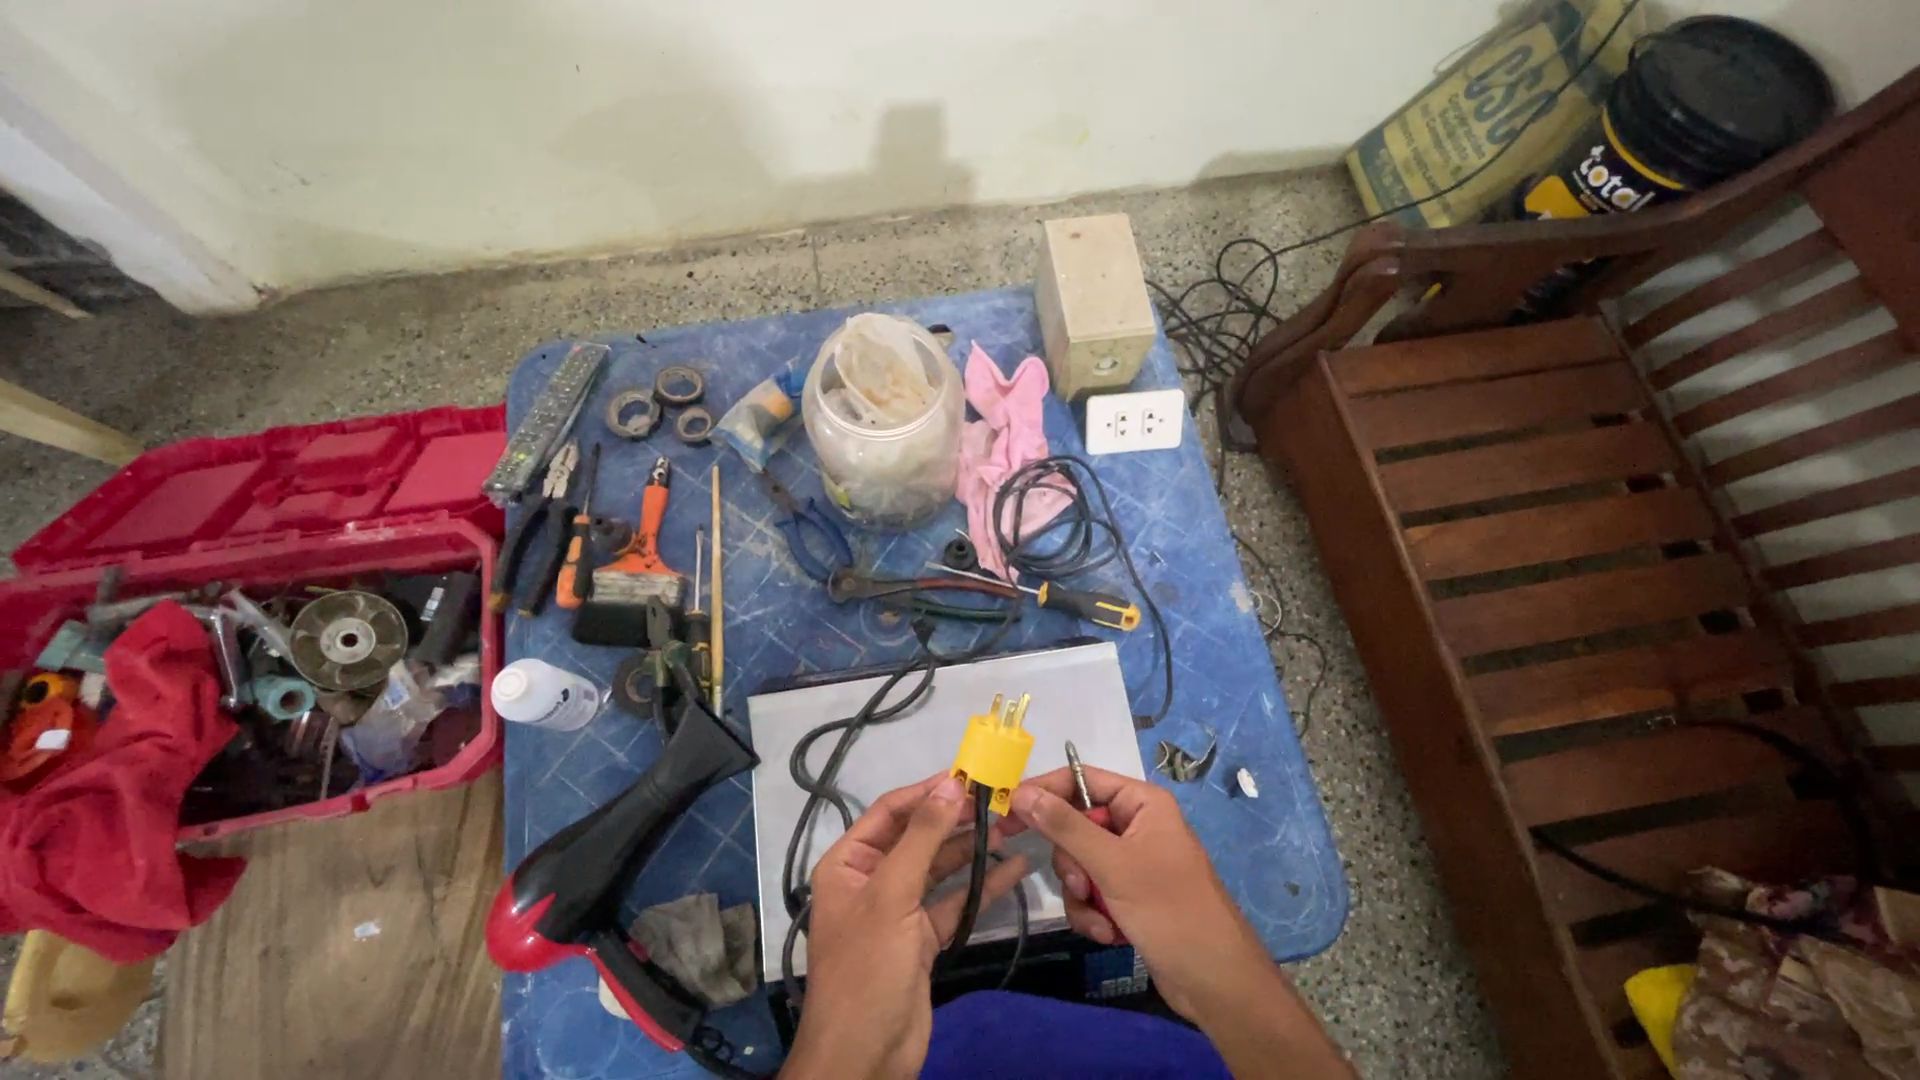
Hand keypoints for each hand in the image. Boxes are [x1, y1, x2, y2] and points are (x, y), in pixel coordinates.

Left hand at [784, 774, 1027, 1079]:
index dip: (928, 792)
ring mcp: (898, 910)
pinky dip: (981, 886)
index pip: (890, 812)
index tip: (969, 776)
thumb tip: (950, 785)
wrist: (864, 1058)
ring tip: (1014, 826)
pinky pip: (954, 902)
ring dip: (974, 849)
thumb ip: (922, 838)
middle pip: (918, 837)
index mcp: (849, 863)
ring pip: (940, 868)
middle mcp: (872, 879)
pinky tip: (1014, 868)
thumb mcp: (891, 895)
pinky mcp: (922, 939)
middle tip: (1001, 800)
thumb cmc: (867, 967)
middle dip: (957, 820)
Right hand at [997, 765, 1276, 1022]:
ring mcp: (1132, 862)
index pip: (1079, 780)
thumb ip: (1064, 826)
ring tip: (1101, 917)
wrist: (1216, 983)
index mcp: (1141, 802)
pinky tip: (1110, 934)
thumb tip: (1021, 792)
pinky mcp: (1128, 896)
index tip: (1006, 812)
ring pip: (1077, 863)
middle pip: (1074, 825)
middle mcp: (1136, 825)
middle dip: (1071, 862)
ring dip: (1081, 895)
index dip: (1043, 792)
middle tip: (1079, 884)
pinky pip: (1089, 892)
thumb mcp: (1112, 865)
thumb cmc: (1171, 911)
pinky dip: (1092, 913)